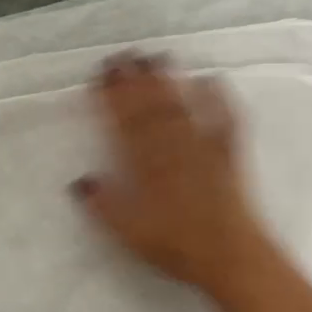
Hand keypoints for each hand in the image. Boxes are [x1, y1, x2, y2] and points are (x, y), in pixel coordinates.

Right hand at [72, 52, 274, 299]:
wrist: (231, 257)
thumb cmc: (175, 247)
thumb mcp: (129, 233)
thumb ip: (103, 205)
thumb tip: (80, 180)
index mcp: (145, 166)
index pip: (123, 123)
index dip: (111, 97)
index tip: (101, 74)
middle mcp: (173, 149)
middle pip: (151, 107)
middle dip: (136, 79)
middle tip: (124, 54)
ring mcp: (203, 148)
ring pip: (182, 106)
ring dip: (169, 79)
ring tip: (157, 55)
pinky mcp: (230, 155)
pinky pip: (224, 119)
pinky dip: (217, 97)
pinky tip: (210, 78)